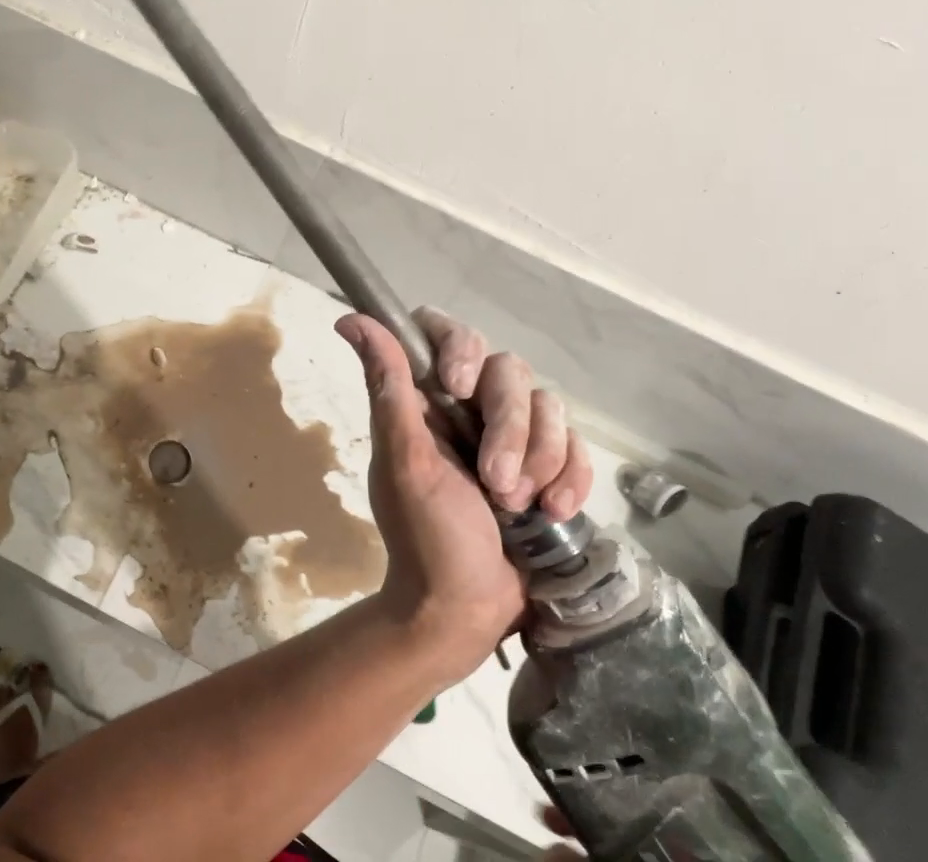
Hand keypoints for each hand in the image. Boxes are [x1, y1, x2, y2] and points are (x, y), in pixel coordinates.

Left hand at [335, 307, 593, 672]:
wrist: (465, 609)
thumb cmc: (425, 536)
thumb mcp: (403, 461)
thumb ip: (388, 389)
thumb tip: (350, 319)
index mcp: (426, 402)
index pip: (445, 334)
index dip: (460, 346)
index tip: (457, 384)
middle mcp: (469, 410)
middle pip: (509, 371)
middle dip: (508, 429)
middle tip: (496, 484)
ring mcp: (512, 438)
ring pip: (549, 407)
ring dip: (540, 459)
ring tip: (518, 507)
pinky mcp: (549, 467)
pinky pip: (577, 446)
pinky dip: (571, 478)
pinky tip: (553, 512)